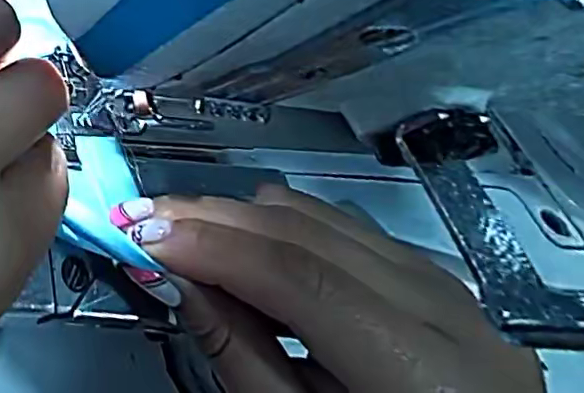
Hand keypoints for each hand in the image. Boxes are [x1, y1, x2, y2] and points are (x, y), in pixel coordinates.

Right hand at [117, 184, 543, 392]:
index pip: (299, 274)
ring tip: (178, 230)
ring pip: (311, 212)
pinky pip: (330, 221)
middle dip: (209, 217)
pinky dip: (271, 223)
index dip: (212, 246)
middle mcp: (444, 308)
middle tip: (140, 217)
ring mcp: (437, 279)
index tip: (142, 234)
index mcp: (427, 371)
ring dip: (234, 215)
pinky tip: (235, 242)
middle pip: (301, 228)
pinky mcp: (420, 268)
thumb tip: (172, 277)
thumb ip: (240, 358)